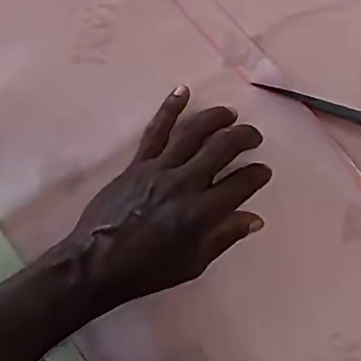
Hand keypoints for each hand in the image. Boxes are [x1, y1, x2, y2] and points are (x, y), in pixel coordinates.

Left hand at [51, 87, 270, 316]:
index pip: (240, 184)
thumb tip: (254, 218)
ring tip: (229, 114)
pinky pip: (157, 130)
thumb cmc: (148, 269)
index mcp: (201, 212)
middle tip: (254, 136)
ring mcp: (160, 169)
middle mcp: (185, 183)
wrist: (97, 262)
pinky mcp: (138, 163)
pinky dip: (170, 108)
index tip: (263, 170)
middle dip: (244, 137)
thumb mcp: (193, 263)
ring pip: (193, 132)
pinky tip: (183, 92)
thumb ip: (224, 237)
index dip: (257, 174)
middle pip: (221, 149)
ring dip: (215, 118)